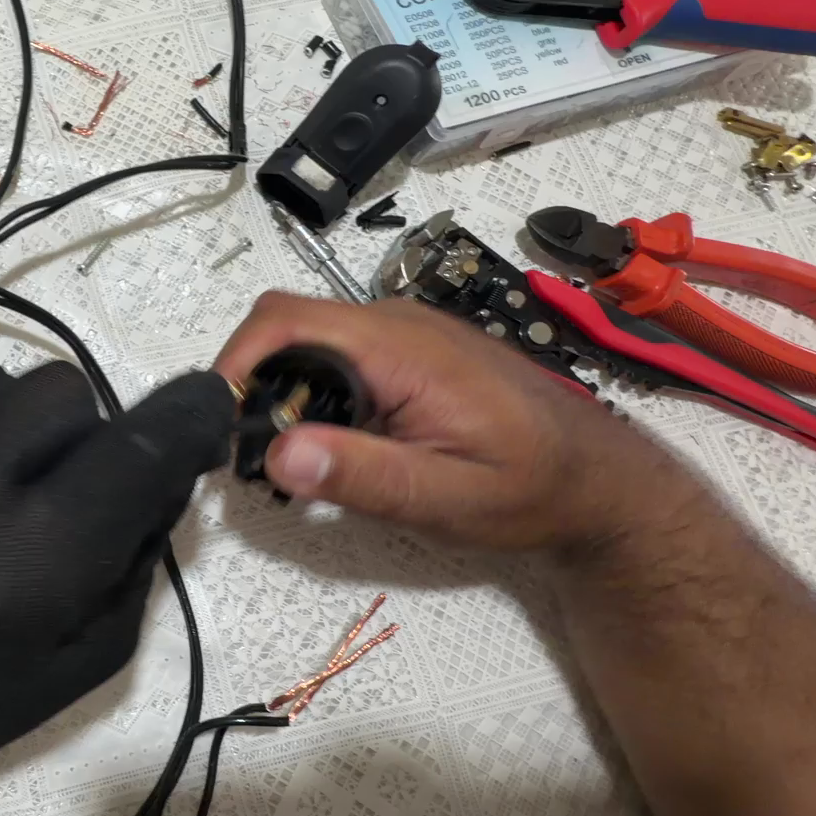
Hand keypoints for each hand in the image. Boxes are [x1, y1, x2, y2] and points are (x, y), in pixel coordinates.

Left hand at [0, 361, 234, 815]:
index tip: (205, 401)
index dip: (181, 421)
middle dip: (78, 433)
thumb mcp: (91, 648)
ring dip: (7, 427)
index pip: (127, 456)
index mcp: (16, 565)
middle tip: (53, 486)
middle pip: (57, 391)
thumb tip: (165, 459)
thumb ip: (141, 548)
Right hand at [213, 291, 713, 553]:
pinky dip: (301, 388)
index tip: (215, 418)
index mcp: (398, 346)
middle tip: (243, 446)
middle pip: (283, 324)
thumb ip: (363, 474)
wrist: (601, 481)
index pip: (285, 319)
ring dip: (272, 386)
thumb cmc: (531, 490)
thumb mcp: (446, 495)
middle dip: (246, 378)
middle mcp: (391, 322)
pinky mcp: (399, 350)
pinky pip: (328, 352)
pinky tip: (320, 437)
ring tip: (280, 450)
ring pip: (301, 337)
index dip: (235, 358)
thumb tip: (276, 453)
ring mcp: (396, 333)